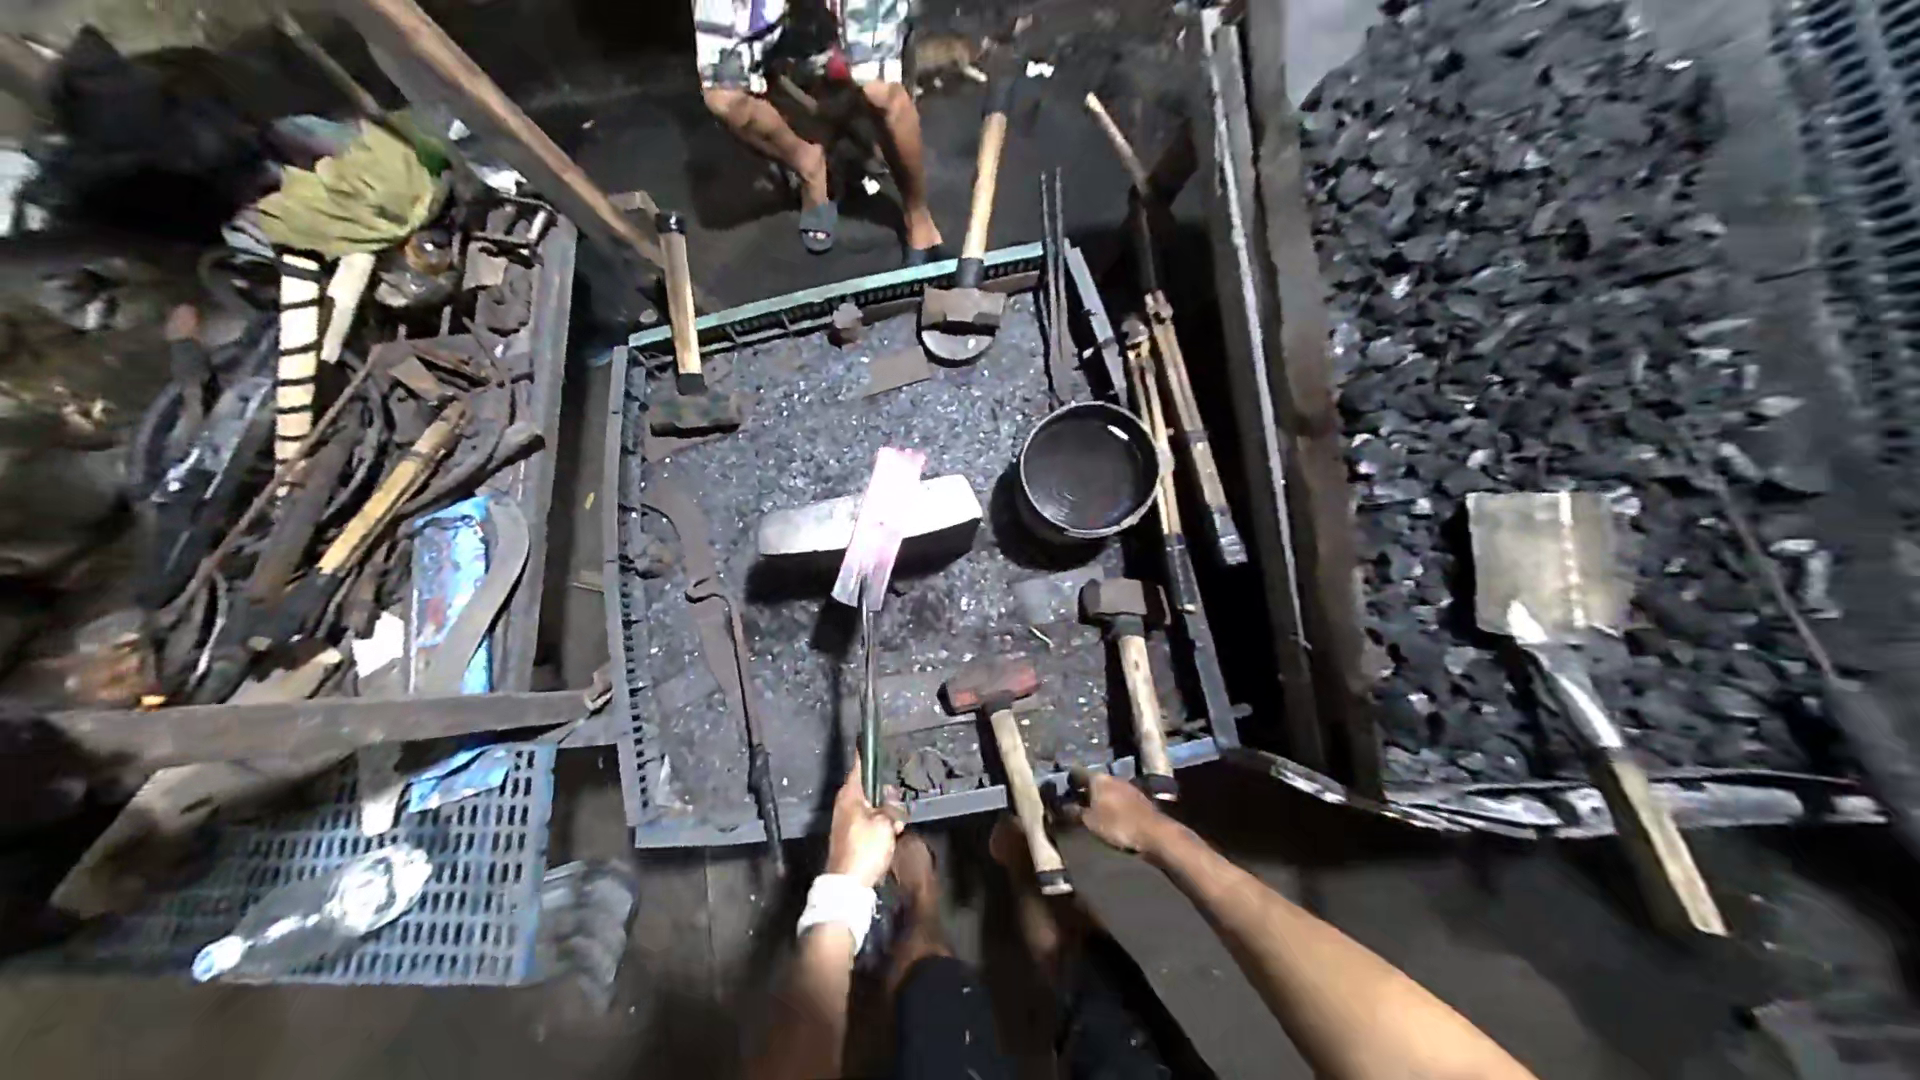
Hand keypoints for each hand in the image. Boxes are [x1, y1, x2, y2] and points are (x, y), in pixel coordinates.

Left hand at [824, 761, 905, 887]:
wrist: (848, 885)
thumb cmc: (865, 848)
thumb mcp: (885, 822)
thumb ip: (891, 805)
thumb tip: (890, 798)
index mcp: (850, 794)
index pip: (859, 765)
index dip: (866, 752)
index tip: (870, 738)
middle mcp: (846, 803)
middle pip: (870, 787)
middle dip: (886, 794)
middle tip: (897, 805)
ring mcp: (847, 820)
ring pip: (872, 805)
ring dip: (887, 812)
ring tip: (896, 826)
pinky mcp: (851, 835)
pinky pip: (870, 820)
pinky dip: (881, 824)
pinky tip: (891, 836)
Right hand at [1065, 768, 1173, 856]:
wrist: (1155, 834)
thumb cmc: (1117, 825)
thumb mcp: (1090, 822)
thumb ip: (1074, 813)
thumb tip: (1061, 807)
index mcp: (1097, 778)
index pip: (1077, 773)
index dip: (1068, 782)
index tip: (1061, 790)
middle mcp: (1112, 777)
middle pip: (1093, 781)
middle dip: (1085, 790)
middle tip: (1075, 803)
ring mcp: (1128, 786)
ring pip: (1108, 789)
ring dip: (1100, 798)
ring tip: (1092, 811)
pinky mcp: (1139, 799)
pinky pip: (1119, 798)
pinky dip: (1113, 804)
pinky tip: (1111, 816)